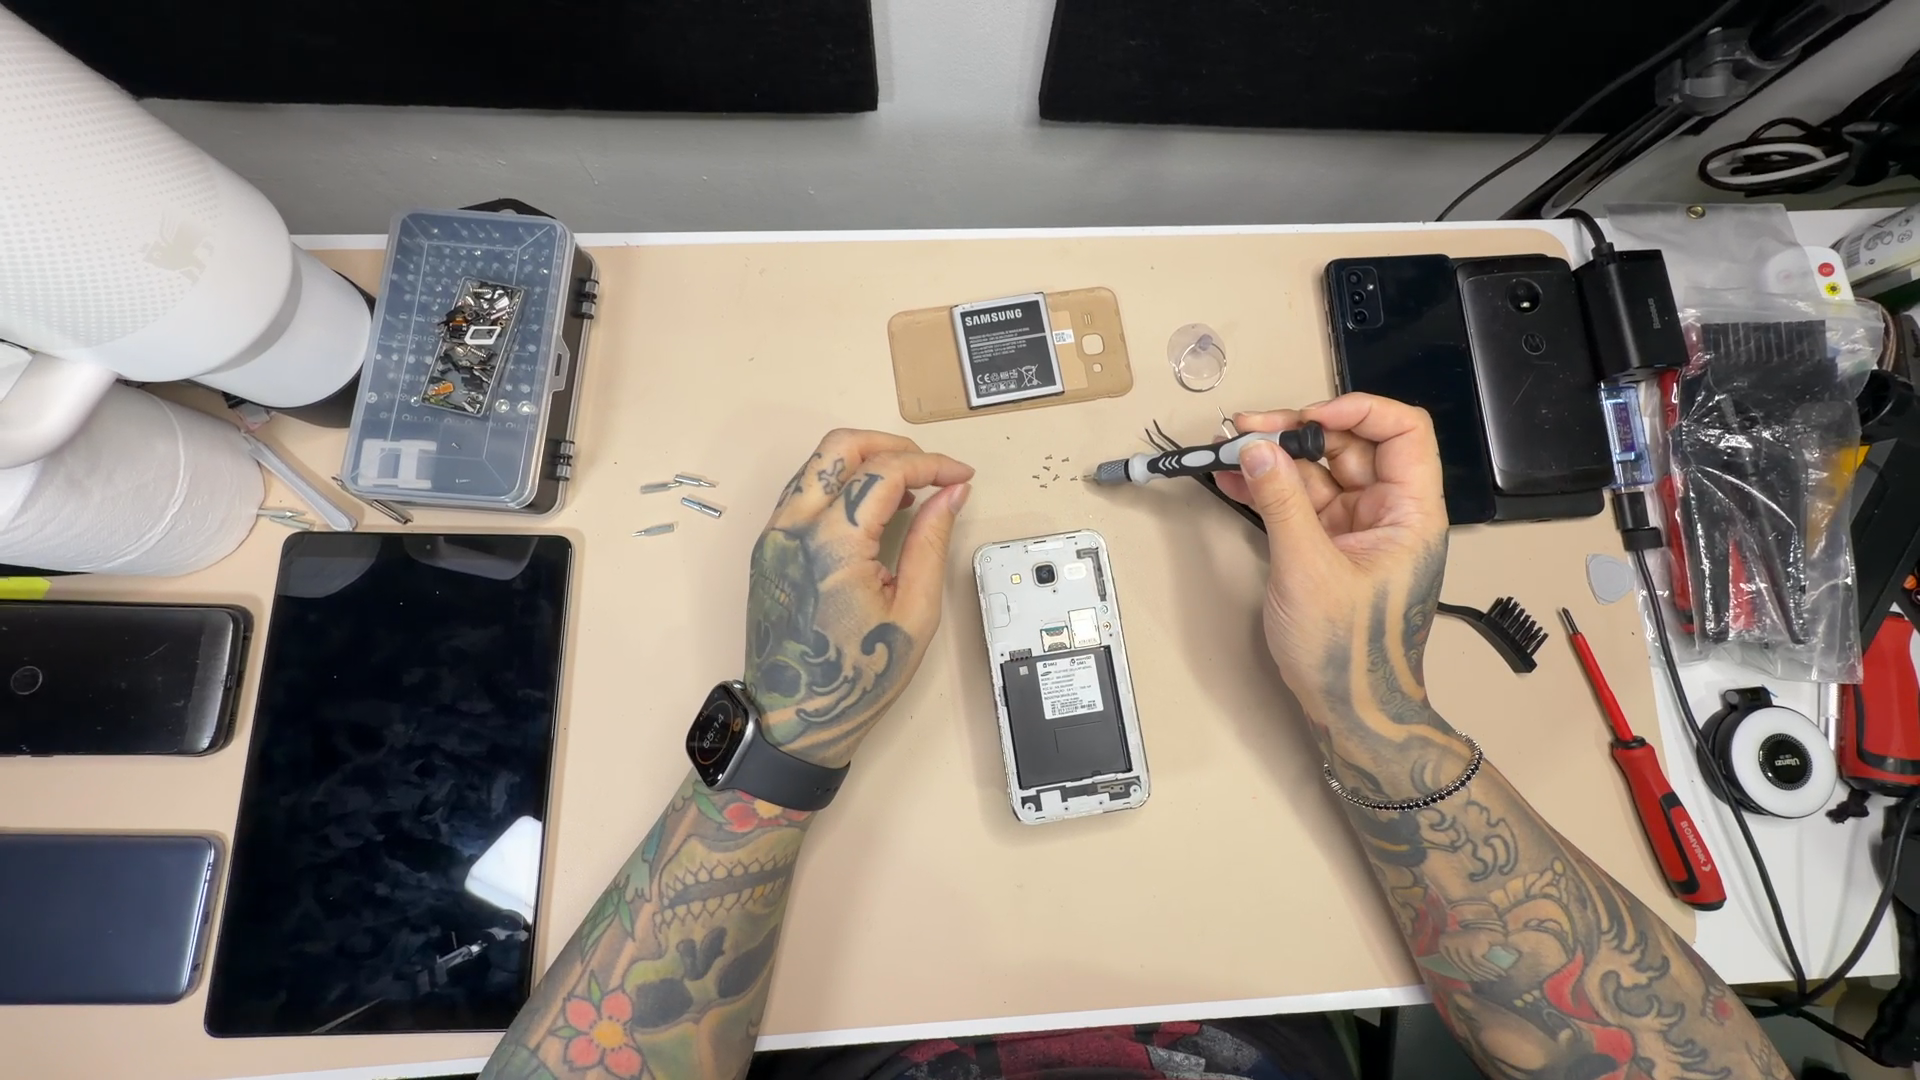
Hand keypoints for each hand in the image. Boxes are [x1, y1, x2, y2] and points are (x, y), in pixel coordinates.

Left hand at [745, 429, 972, 768]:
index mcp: (832, 545)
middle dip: (893, 445)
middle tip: (931, 468)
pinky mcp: (770, 546)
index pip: (884, 472)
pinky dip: (843, 484)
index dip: (932, 464)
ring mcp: (775, 535)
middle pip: (840, 446)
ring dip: (865, 461)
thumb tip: (952, 493)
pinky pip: (806, 491)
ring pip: (818, 463)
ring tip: (909, 490)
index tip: (960, 476)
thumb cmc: (857, 677)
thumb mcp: (914, 612)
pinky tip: (874, 510)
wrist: (794, 719)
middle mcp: (793, 528)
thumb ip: (932, 542)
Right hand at [1213, 394, 1449, 708]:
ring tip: (1227, 450)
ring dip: (1272, 459)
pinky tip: (1233, 480)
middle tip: (1245, 430)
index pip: (1401, 432)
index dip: (1357, 411)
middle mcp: (1385, 512)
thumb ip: (1282, 502)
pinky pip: (1296, 502)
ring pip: (1315, 472)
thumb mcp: (1309, 568)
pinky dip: (1266, 489)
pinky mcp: (1324, 545)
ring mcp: (1352, 528)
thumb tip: (1257, 449)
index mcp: (1409, 513)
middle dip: (1296, 432)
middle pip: (1347, 446)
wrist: (1347, 705)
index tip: (1305, 416)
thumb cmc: (1349, 649)